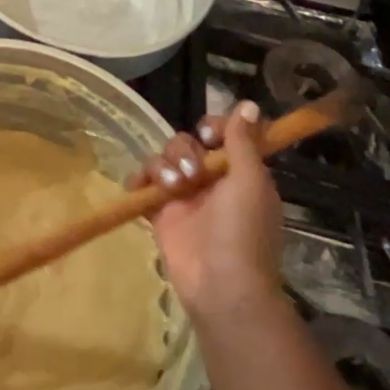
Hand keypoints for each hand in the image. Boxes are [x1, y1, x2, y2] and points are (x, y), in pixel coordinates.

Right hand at [129, 101, 283, 315]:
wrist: (222, 285)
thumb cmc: (243, 230)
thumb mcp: (250, 181)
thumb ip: (244, 141)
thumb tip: (249, 104)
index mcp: (239, 172)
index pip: (222, 135)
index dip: (213, 128)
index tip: (209, 135)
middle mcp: (211, 180)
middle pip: (188, 144)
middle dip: (185, 150)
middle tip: (192, 172)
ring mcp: (184, 197)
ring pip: (164, 159)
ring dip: (164, 164)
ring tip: (171, 186)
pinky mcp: (160, 213)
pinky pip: (143, 184)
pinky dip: (139, 181)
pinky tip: (142, 188)